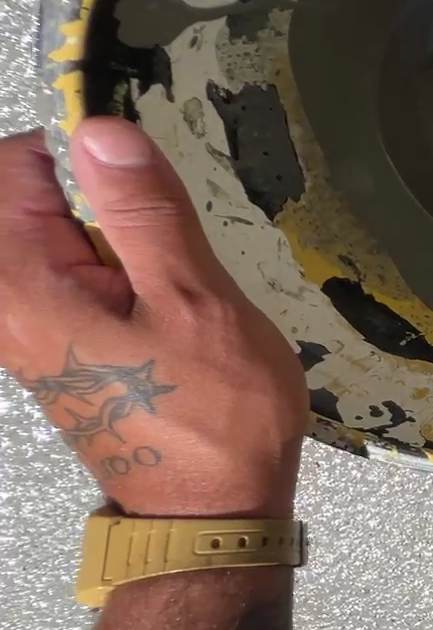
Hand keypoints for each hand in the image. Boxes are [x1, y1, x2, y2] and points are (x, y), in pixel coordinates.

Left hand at [0, 120, 306, 518]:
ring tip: (187, 277)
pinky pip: (74, 278)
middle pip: (28, 201)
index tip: (162, 181)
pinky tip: (176, 302)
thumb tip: (105, 130)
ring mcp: (22, 325)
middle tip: (184, 241)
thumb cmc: (214, 405)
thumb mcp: (197, 303)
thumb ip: (148, 217)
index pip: (12, 165)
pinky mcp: (55, 345)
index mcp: (14, 279)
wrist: (213, 499)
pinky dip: (124, 272)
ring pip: (58, 241)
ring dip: (124, 239)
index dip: (88, 153)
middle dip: (109, 199)